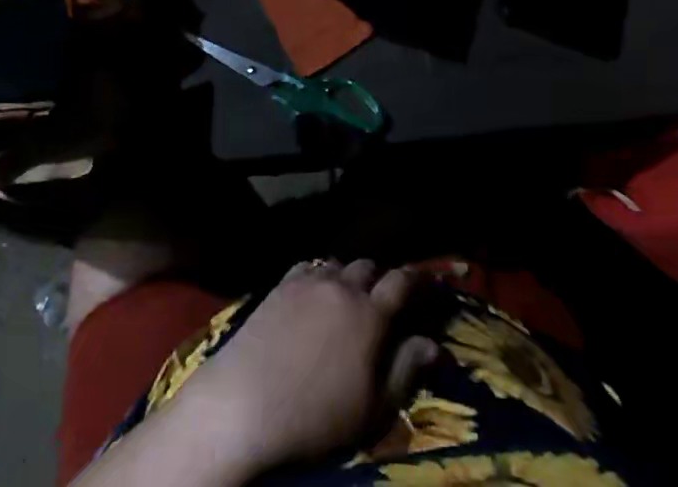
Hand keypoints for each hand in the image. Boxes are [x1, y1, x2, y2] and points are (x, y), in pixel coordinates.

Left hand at [174, 260, 438, 474]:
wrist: (244, 403)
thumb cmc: (315, 414)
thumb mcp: (371, 407)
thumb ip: (405, 370)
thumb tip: (433, 344)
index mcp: (370, 314)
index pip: (401, 282)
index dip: (414, 279)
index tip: (421, 282)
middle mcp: (342, 287)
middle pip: (368, 266)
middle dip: (379, 277)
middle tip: (380, 296)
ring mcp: (308, 283)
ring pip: (337, 263)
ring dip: (347, 274)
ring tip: (346, 293)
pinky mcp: (280, 286)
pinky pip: (307, 265)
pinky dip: (318, 273)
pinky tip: (314, 289)